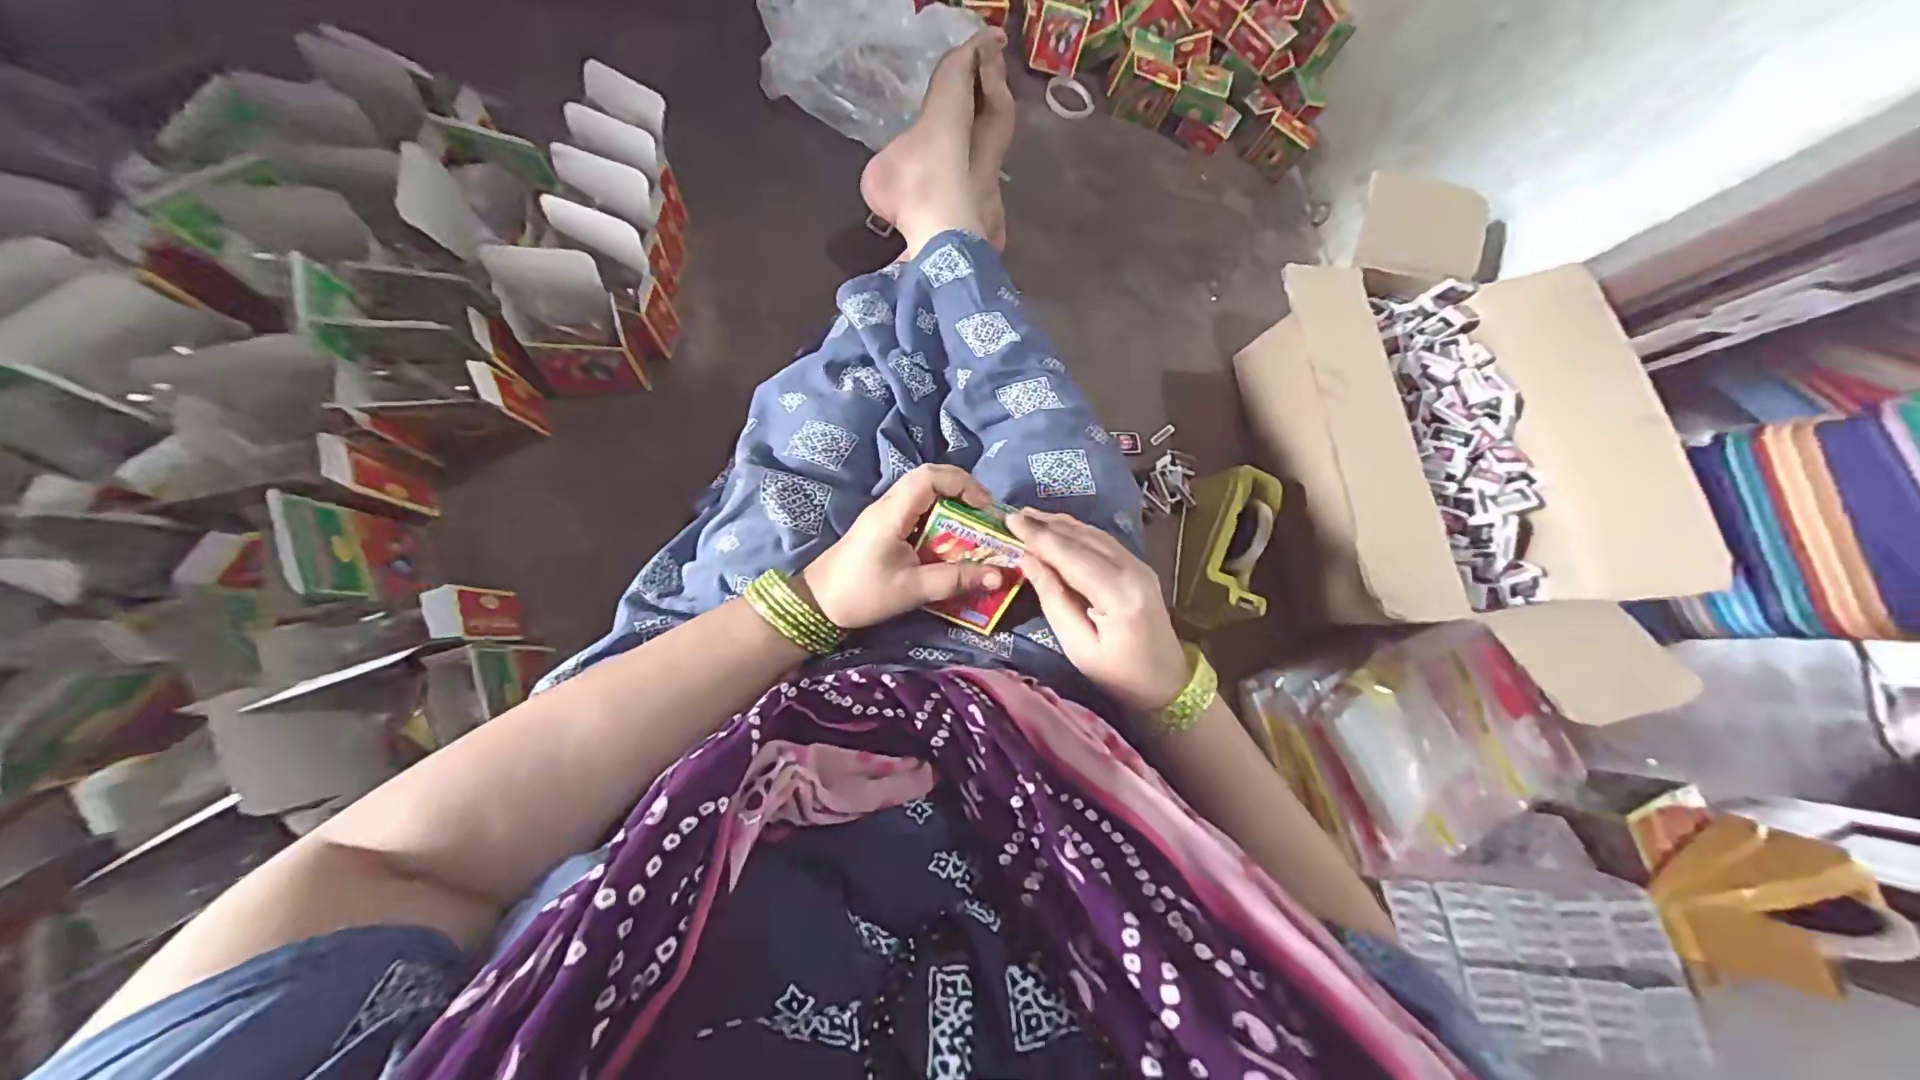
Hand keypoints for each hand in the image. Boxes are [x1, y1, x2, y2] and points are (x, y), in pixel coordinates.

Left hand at [801, 465, 1006, 630]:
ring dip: (951, 504)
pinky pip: (916, 510)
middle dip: (962, 491)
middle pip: (929, 479)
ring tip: (973, 526)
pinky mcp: (883, 528)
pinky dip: (938, 517)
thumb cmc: (862, 593)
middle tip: (984, 514)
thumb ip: (956, 579)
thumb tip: (999, 574)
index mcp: (893, 512)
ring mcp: (884, 515)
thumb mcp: (913, 589)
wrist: (817, 604)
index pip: (930, 476)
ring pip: (923, 493)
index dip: (963, 484)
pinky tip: (950, 540)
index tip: (984, 506)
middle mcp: (888, 505)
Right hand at [1006, 509, 1190, 712]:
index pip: (1070, 554)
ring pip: (1094, 534)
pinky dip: (1077, 532)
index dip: (1038, 536)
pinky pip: (1103, 541)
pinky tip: (1059, 529)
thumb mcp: (1078, 647)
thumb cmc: (1118, 674)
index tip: (1010, 521)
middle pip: (1082, 538)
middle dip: (1046, 525)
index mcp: (1117, 594)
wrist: (1168, 682)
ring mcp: (1139, 566)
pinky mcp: (1139, 567)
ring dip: (1061, 524)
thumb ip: (1053, 600)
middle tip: (1014, 516)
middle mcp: (1132, 570)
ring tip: (1030, 518)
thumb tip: (1029, 561)